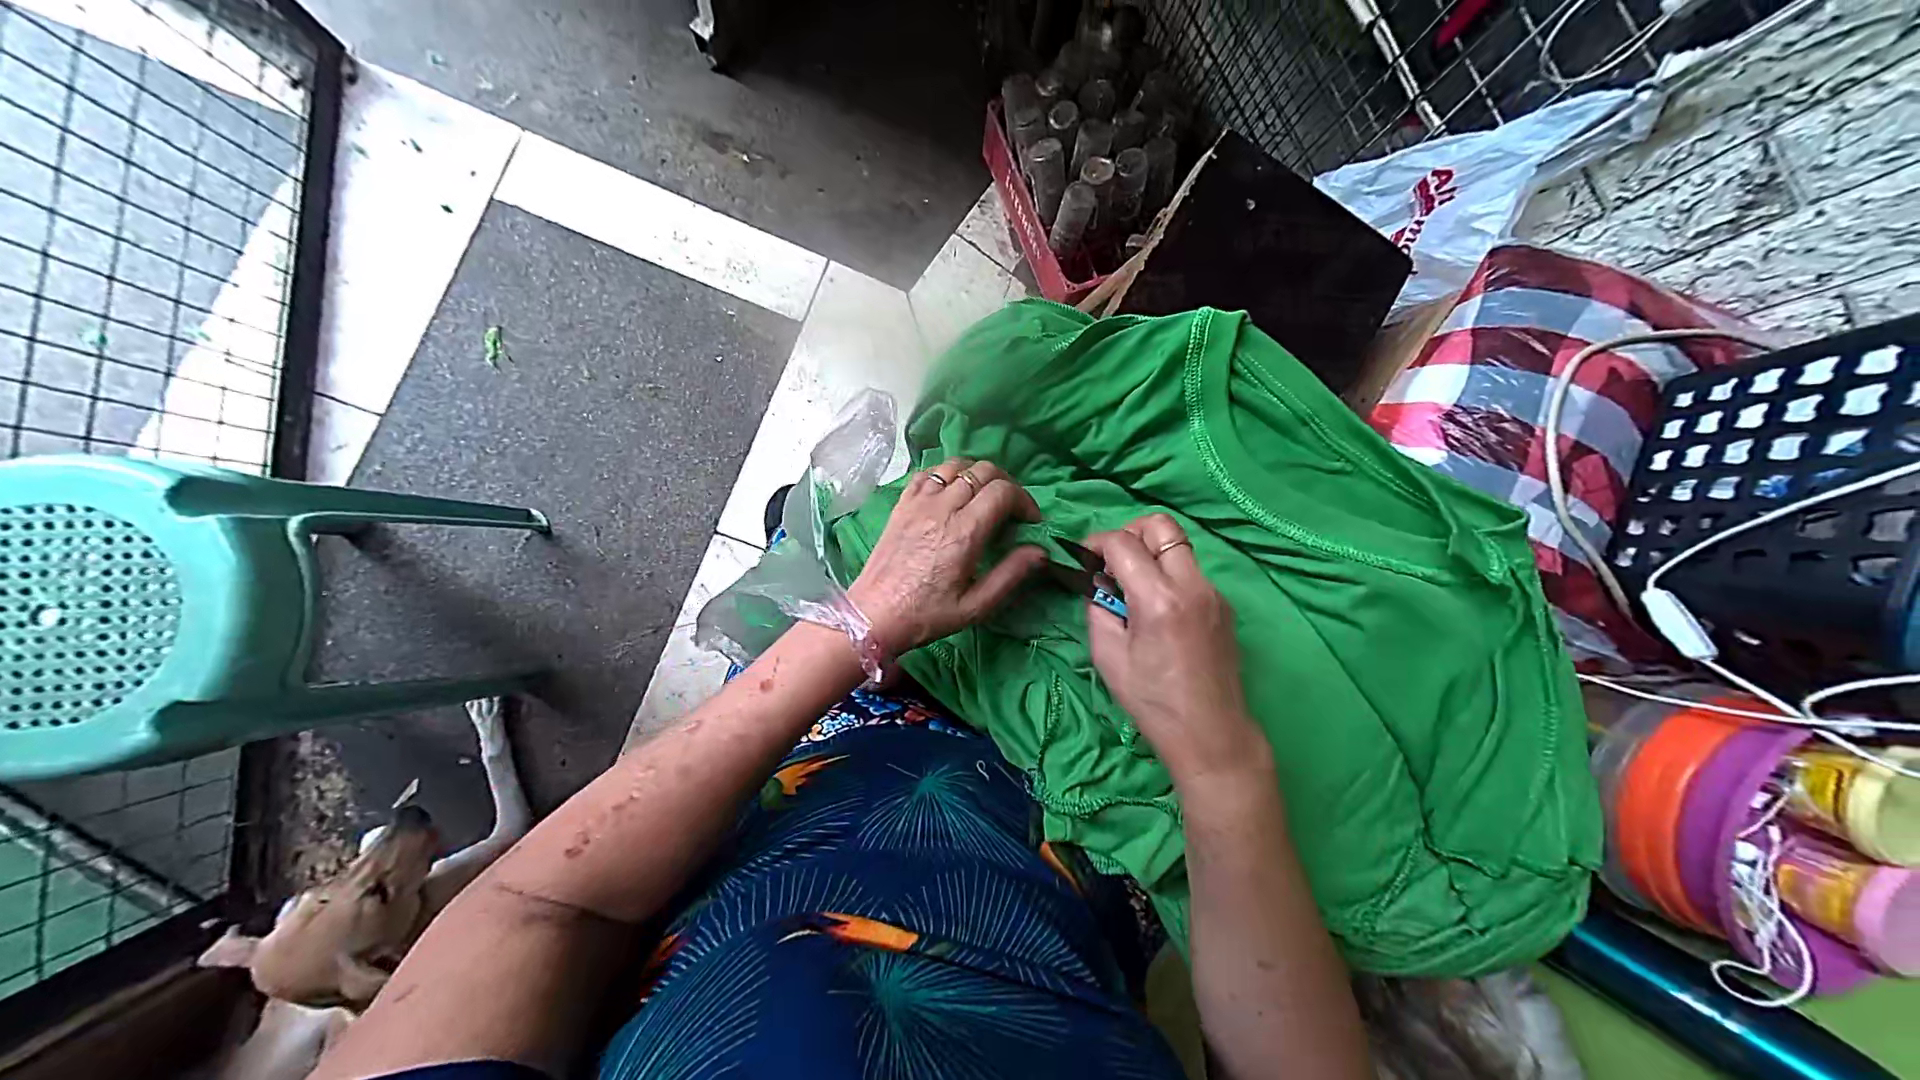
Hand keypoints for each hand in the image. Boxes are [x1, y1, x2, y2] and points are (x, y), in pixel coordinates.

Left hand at [847, 458, 1048, 653]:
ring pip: (956, 465)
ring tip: (983, 497)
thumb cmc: (926, 615)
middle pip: (983, 470)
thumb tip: (1040, 551)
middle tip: (1011, 509)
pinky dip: (946, 475)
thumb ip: (1011, 575)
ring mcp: (918, 502)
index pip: (1003, 491)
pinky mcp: (901, 504)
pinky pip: (928, 473)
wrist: (873, 615)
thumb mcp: (976, 606)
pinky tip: (951, 494)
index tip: (1029, 521)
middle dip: (1006, 484)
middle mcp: (942, 508)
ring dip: (977, 474)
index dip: (1024, 500)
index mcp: (964, 532)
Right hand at [1084, 514, 1268, 783]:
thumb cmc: (1152, 701)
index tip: (1084, 557)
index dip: (1096, 543)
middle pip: (1162, 526)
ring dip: (1151, 554)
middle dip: (1130, 532)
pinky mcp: (1224, 606)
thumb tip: (1098, 583)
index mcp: (1159, 599)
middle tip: (1114, 562)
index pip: (1123, 543)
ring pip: (1179, 547)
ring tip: (1133, 588)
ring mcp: (1214, 594)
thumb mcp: (1108, 655)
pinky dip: (1168, 575)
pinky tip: (1157, 610)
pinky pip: (1191, 572)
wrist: (1210, 733)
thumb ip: (1098, 608)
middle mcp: (1192, 586)